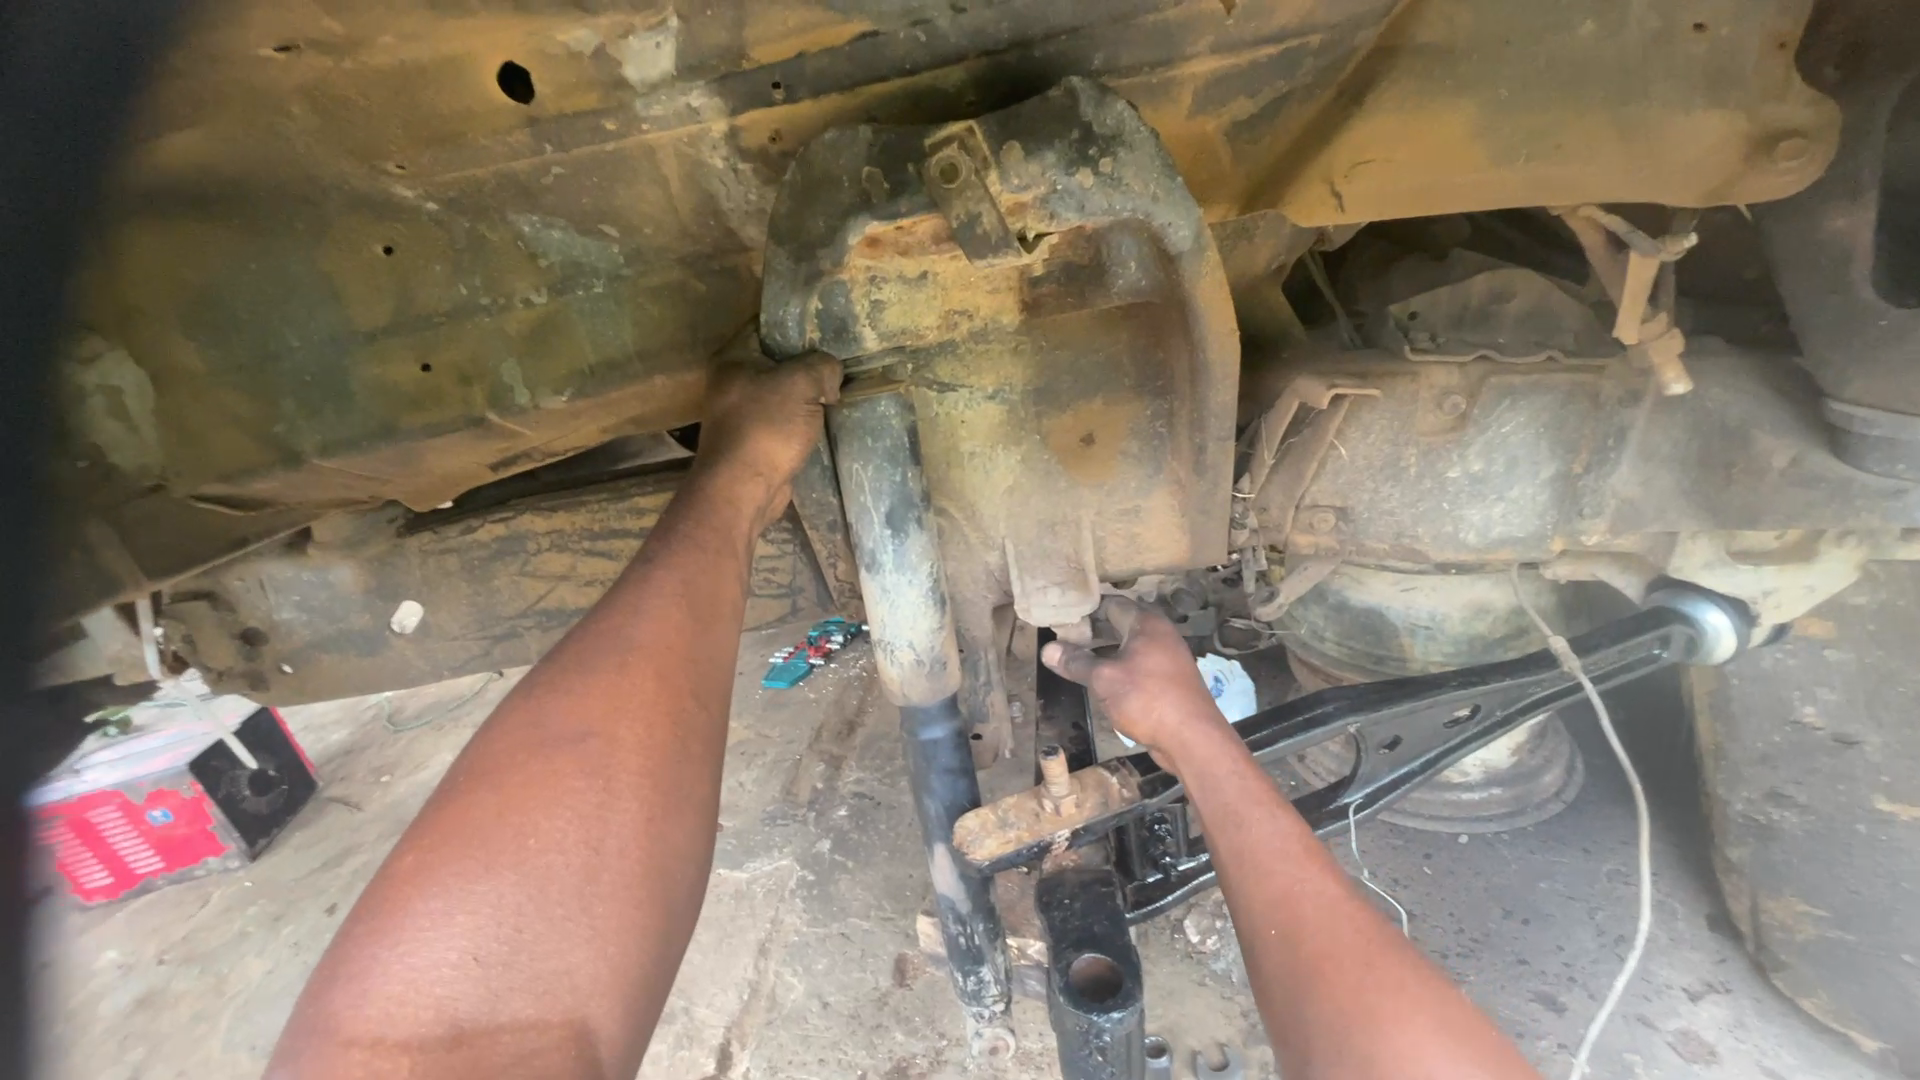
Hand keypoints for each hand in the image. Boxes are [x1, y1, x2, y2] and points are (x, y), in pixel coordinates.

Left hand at [692, 333, 841, 531]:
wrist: (744, 489)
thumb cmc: (767, 427)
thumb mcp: (802, 383)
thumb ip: (822, 366)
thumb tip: (831, 374)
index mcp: (734, 358)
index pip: (768, 329)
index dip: (800, 329)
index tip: (829, 334)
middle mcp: (732, 382)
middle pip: (778, 363)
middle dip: (808, 367)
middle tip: (839, 367)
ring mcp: (741, 414)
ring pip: (783, 395)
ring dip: (808, 398)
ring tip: (837, 394)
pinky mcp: (754, 441)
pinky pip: (784, 421)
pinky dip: (802, 422)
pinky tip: (824, 422)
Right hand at [1041, 597, 1233, 774]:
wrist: (1193, 738)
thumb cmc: (1147, 698)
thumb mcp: (1103, 679)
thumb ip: (1075, 662)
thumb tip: (1046, 649)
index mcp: (1146, 623)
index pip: (1111, 603)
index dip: (1085, 608)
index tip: (1061, 616)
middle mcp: (1160, 633)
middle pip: (1120, 623)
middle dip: (1092, 630)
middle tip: (1062, 636)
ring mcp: (1167, 657)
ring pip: (1128, 645)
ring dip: (1104, 649)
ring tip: (1074, 656)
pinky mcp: (1169, 679)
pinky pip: (1137, 663)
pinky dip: (1118, 665)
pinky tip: (1100, 678)